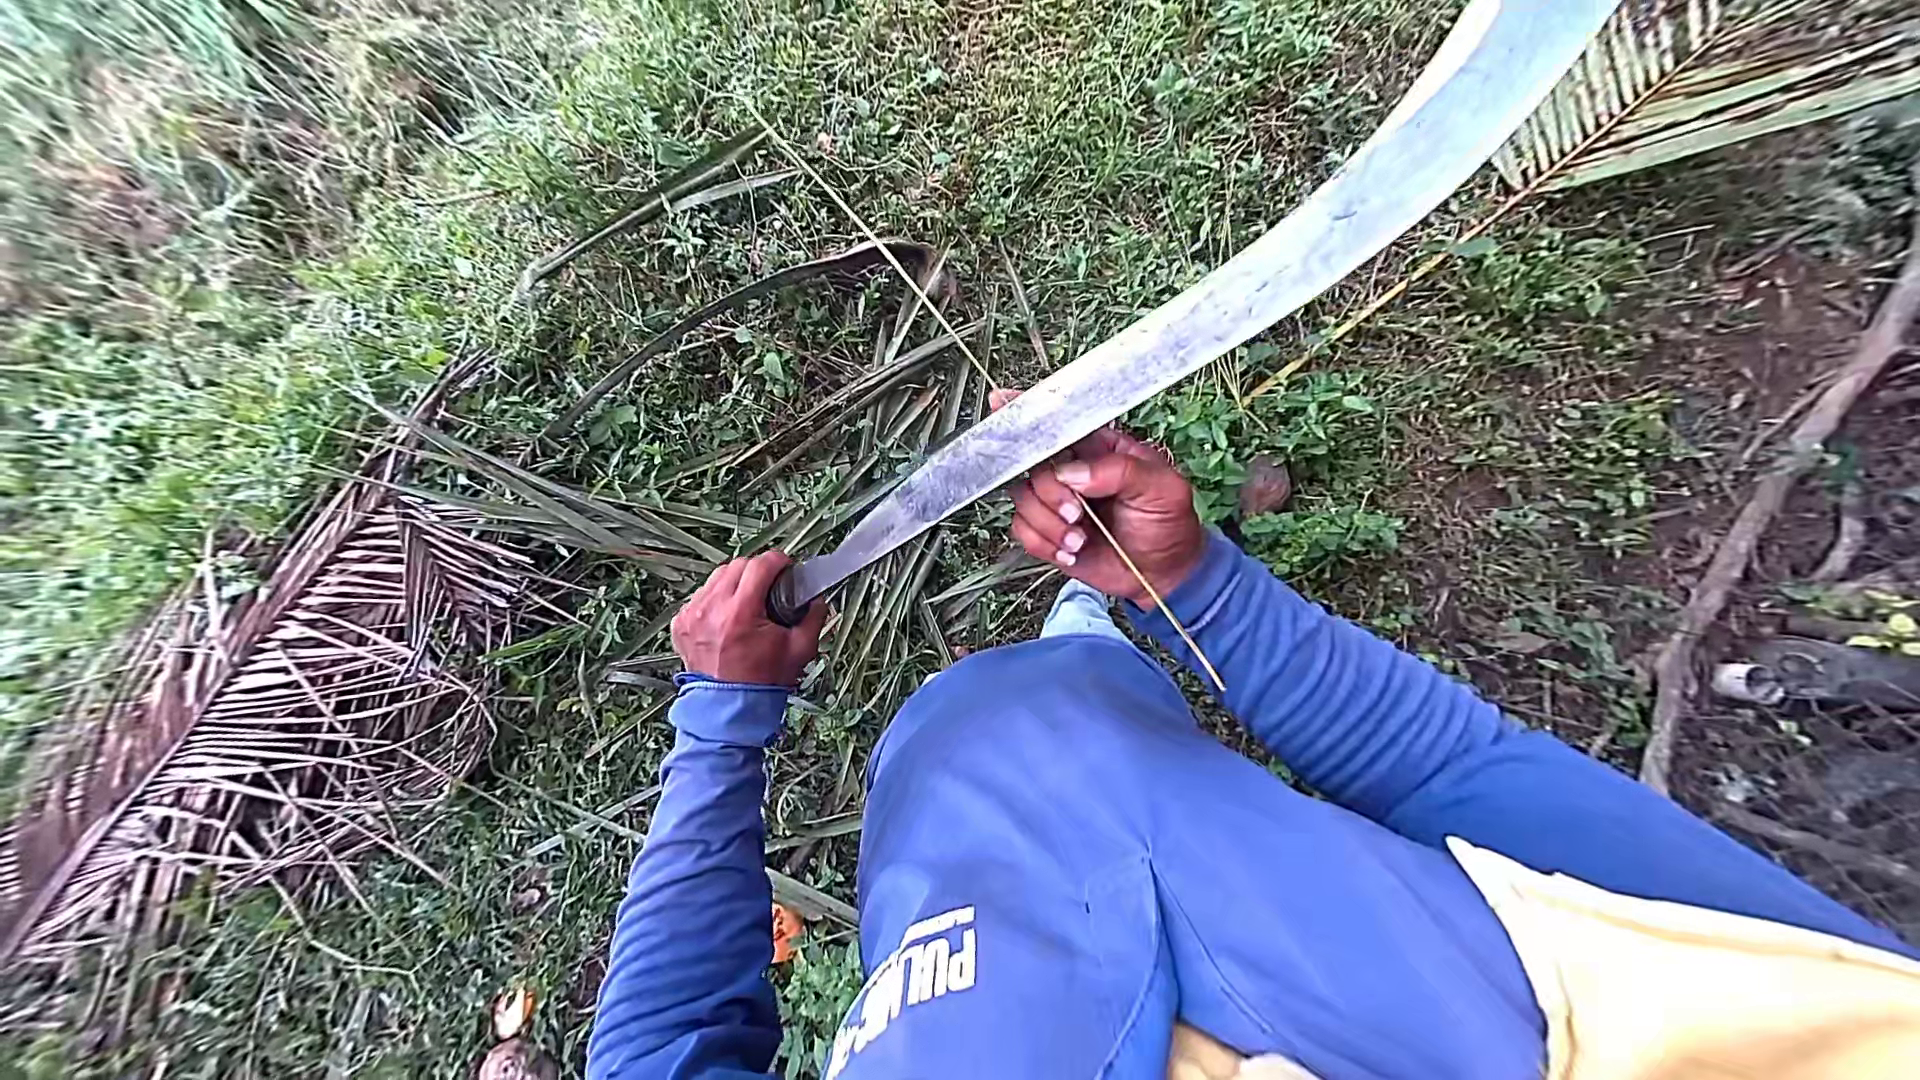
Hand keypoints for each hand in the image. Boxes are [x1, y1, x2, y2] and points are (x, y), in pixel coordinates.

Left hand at [672, 551, 827, 685]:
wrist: (730, 707)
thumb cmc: (763, 680)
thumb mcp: (800, 649)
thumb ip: (814, 617)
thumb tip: (817, 597)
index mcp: (740, 612)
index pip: (760, 565)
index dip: (778, 561)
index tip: (786, 567)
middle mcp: (711, 608)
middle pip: (738, 565)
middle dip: (758, 570)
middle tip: (770, 585)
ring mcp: (692, 615)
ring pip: (717, 576)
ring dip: (736, 581)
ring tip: (749, 599)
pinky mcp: (681, 623)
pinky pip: (702, 595)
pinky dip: (717, 598)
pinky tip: (729, 614)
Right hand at [994, 389, 1205, 605]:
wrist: (1161, 574)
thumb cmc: (1168, 525)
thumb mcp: (1161, 488)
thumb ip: (1120, 471)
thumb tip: (1071, 473)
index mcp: (1098, 449)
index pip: (1059, 425)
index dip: (1029, 415)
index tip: (1003, 405)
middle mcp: (1071, 471)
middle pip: (1033, 467)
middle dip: (1051, 494)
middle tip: (1077, 513)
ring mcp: (1056, 502)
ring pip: (1022, 499)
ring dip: (1048, 524)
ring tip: (1079, 539)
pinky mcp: (1047, 531)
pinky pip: (1022, 529)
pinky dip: (1042, 542)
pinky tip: (1069, 550)